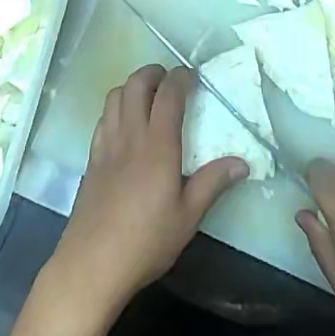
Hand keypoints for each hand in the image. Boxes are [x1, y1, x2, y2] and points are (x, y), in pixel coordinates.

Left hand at [48, 65, 247, 313]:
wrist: (92, 263)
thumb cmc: (146, 241)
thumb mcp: (188, 217)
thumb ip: (212, 183)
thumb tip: (242, 162)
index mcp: (157, 145)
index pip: (168, 95)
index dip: (181, 78)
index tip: (193, 77)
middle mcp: (129, 135)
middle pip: (136, 84)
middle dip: (154, 72)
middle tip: (170, 80)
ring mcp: (106, 144)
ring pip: (115, 96)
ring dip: (133, 86)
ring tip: (149, 96)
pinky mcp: (92, 158)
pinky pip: (103, 117)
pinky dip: (117, 107)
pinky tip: (126, 125)